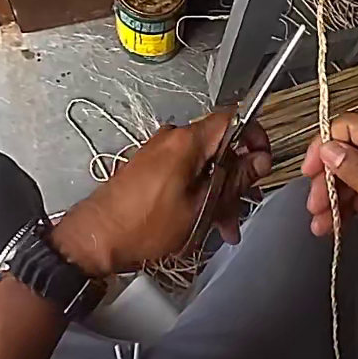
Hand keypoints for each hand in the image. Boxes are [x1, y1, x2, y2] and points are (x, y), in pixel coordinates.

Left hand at [51, 110, 271, 274]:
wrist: (95, 240)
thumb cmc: (144, 225)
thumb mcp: (202, 205)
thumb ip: (236, 178)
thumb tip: (260, 160)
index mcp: (187, 140)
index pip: (234, 118)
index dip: (255, 135)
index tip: (262, 160)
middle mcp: (173, 138)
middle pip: (221, 145)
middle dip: (238, 176)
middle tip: (244, 203)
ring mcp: (160, 152)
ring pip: (206, 163)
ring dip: (220, 191)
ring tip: (224, 225)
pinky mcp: (152, 167)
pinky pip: (188, 172)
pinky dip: (201, 191)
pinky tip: (205, 220)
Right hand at [301, 114, 357, 291]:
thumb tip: (330, 149)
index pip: (351, 127)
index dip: (324, 147)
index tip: (309, 174)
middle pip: (354, 149)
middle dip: (329, 177)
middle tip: (316, 207)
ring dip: (339, 194)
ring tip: (323, 223)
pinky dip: (356, 202)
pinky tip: (340, 222)